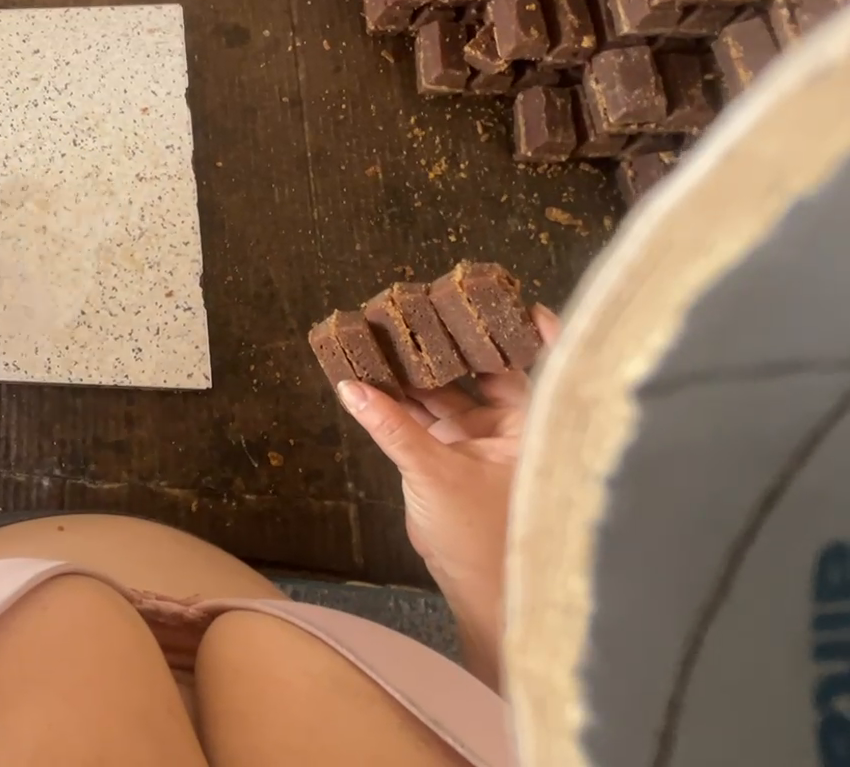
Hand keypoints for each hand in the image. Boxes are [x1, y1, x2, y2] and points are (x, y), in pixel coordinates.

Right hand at [337, 304, 561, 687]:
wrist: (482, 594)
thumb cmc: (482, 536)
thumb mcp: (434, 474)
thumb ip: (391, 426)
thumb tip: (349, 385)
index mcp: (534, 428)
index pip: (545, 368)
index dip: (534, 333)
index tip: (514, 299)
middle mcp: (513, 429)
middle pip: (487, 371)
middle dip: (455, 343)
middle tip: (423, 308)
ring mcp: (481, 442)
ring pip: (449, 392)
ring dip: (418, 370)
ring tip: (385, 335)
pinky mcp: (452, 456)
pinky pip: (425, 416)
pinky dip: (400, 399)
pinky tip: (372, 377)